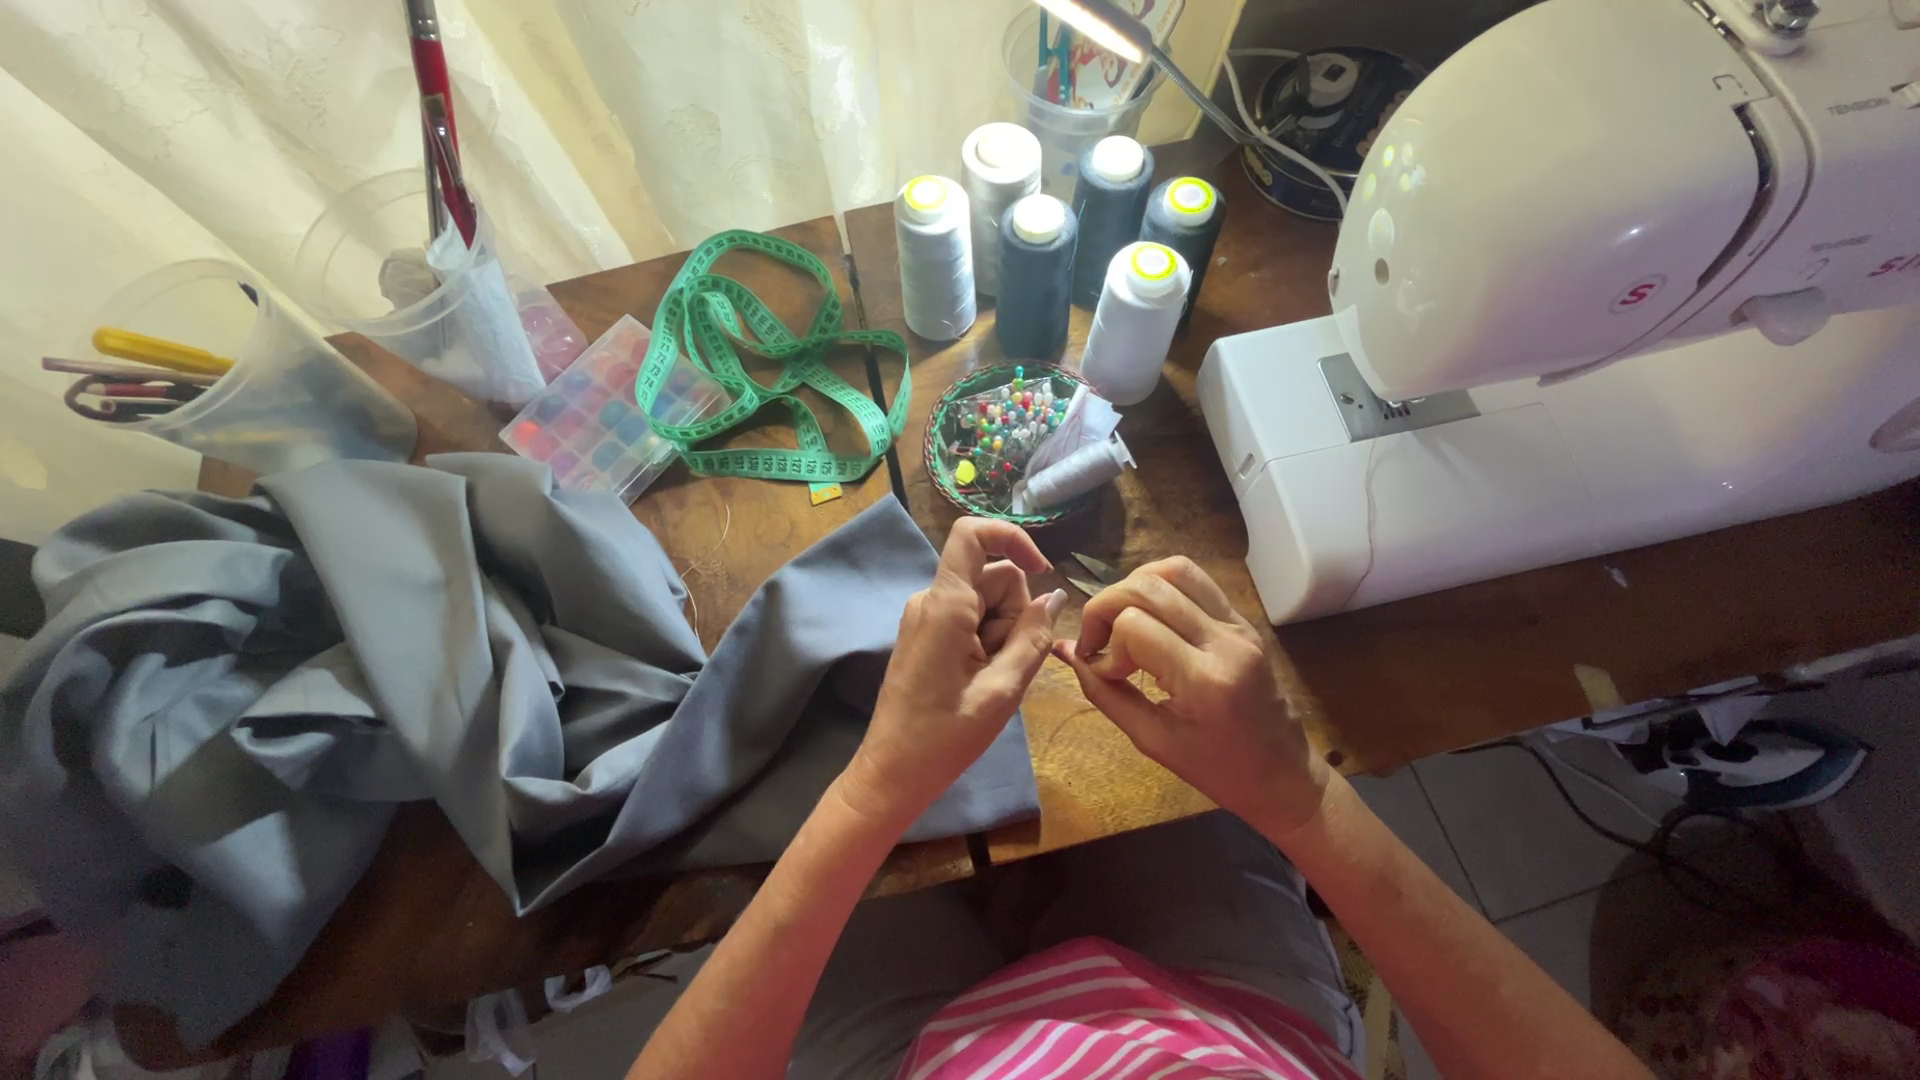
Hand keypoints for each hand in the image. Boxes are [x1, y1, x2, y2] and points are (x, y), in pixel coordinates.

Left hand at [840, 518, 1067, 824]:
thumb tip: (1055, 595)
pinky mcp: (927, 633)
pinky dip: (988, 643)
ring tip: (990, 682)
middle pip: (993, 578)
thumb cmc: (945, 737)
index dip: (1012, 538)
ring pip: (987, 601)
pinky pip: (971, 619)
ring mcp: (926, 616)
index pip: (971, 535)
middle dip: (1014, 615)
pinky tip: (980, 682)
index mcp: (944, 605)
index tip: (1044, 572)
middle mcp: (931, 600)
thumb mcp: (1003, 690)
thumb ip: (1033, 637)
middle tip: (1005, 670)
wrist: (892, 773)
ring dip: (1002, 634)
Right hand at [1051, 557, 1329, 832]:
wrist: (1285, 776)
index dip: (1104, 643)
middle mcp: (1225, 641)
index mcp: (1205, 680)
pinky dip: (1159, 587)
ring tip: (1120, 621)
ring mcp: (1239, 624)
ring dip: (1133, 587)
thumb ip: (1105, 692)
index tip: (1104, 673)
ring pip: (1174, 570)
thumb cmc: (1218, 771)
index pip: (1134, 625)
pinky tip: (1147, 617)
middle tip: (1098, 642)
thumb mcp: (1152, 741)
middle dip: (1107, 605)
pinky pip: (1195, 580)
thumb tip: (1065, 650)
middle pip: (1149, 586)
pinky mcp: (1242, 619)